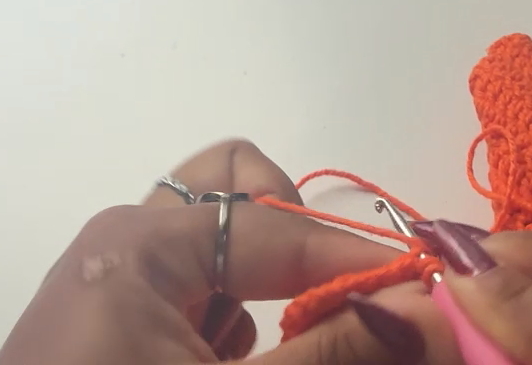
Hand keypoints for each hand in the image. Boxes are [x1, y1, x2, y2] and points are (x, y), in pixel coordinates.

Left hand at [0, 139, 458, 364]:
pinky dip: (224, 309)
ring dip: (257, 277)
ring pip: (213, 232)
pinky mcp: (101, 327)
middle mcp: (121, 243)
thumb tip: (430, 311)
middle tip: (317, 285)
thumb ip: (334, 351)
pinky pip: (189, 281)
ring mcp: (105, 284)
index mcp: (139, 246)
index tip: (419, 284)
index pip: (281, 228)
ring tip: (256, 348)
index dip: (356, 256)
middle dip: (290, 228)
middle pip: (234, 183)